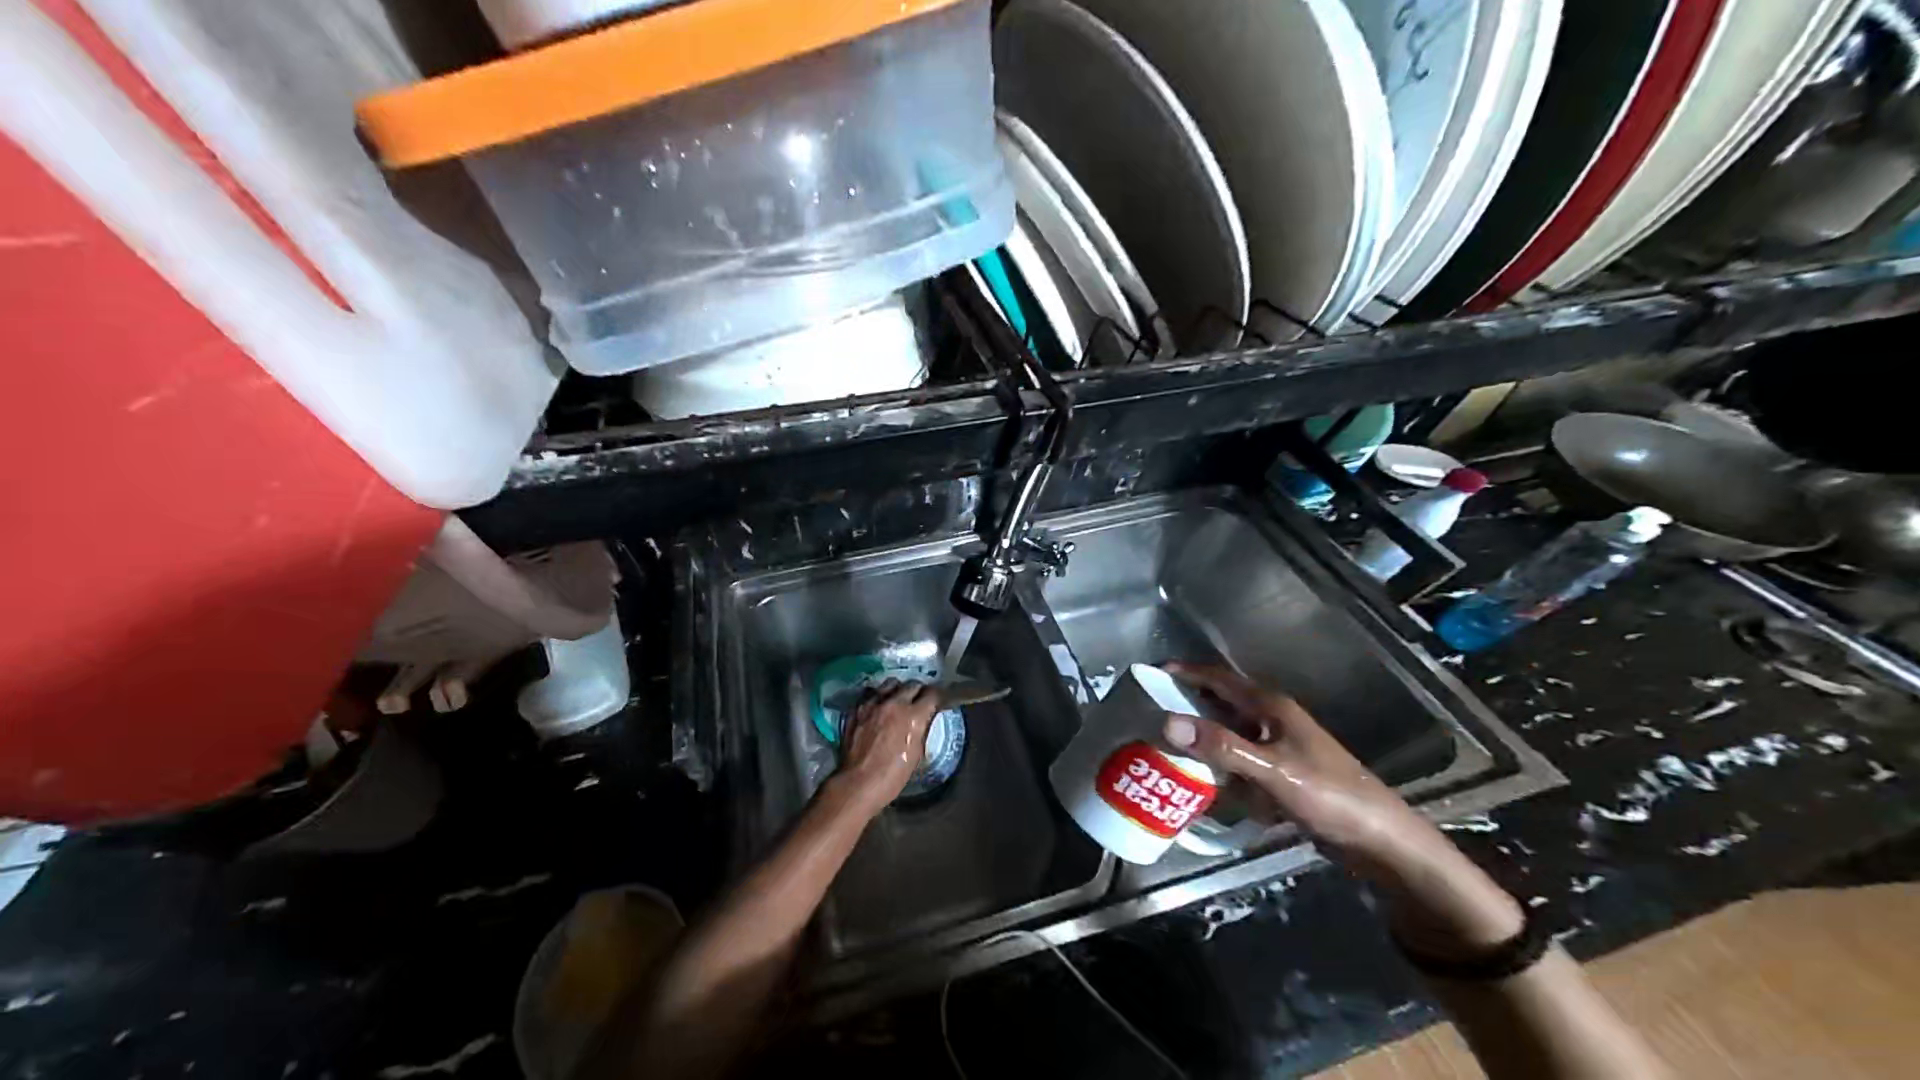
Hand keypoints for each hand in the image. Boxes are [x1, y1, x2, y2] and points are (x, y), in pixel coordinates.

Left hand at [831, 680, 937, 817]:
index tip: (938, 700)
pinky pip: (870, 693)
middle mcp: (894, 704)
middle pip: (912, 684)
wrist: (858, 784)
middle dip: (919, 691)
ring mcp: (873, 704)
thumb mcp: (916, 753)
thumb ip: (920, 730)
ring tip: (898, 698)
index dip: (938, 696)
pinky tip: (878, 705)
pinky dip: (878, 696)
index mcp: (913, 716)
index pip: (932, 694)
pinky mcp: (856, 709)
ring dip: (898, 689)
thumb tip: (922, 721)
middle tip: (920, 699)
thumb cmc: (892, 776)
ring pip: (890, 683)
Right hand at [1163, 662, 1522, 957]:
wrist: (1381, 842)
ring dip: (1202, 739)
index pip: (1220, 679)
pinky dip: (1220, 768)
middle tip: (1150, 713)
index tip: (1152, 674)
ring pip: (1230, 735)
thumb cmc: (1330, 796)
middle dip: (1188, 706)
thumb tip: (1166, 721)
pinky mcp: (1283, 775)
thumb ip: (1221, 747)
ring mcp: (1279, 749)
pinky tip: (1203, 783)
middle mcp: (1273, 721)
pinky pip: (1240, 763)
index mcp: (1271, 708)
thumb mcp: (1270, 770)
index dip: (1188, 673)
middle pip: (1222, 705)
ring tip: (1165, 747)